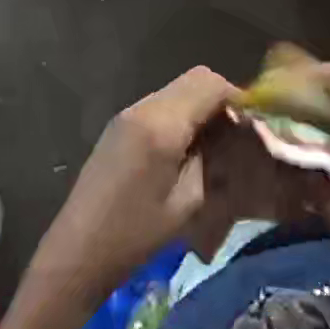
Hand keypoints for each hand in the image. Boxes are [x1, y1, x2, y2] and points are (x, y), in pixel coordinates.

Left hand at [33, 67, 236, 298]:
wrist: (77, 251)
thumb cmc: (136, 234)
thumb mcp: (187, 202)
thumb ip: (213, 159)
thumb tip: (233, 136)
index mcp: (163, 124)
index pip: (210, 85)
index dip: (237, 98)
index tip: (252, 124)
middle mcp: (145, 107)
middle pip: (195, 78)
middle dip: (221, 98)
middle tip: (236, 132)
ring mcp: (129, 112)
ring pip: (177, 88)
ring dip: (200, 105)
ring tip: (213, 142)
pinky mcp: (120, 123)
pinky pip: (161, 102)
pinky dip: (181, 112)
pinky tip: (185, 146)